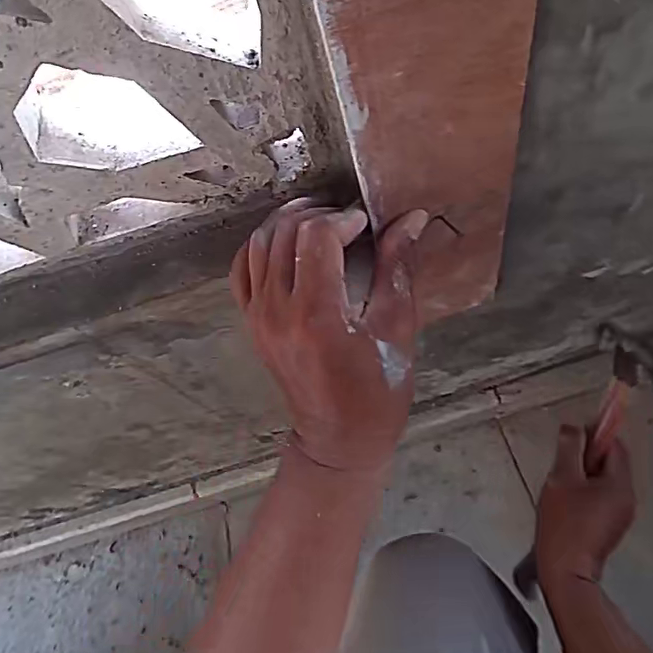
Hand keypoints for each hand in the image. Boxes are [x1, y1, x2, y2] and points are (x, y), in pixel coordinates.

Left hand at [231, 198, 429, 473]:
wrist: (338, 437)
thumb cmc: (378, 391)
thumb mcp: (397, 328)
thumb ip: (397, 267)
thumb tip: (410, 219)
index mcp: (317, 314)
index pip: (316, 236)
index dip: (344, 217)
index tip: (367, 224)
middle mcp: (278, 311)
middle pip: (285, 232)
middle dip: (319, 215)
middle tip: (348, 222)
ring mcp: (258, 316)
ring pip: (258, 243)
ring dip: (289, 223)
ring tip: (321, 224)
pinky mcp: (250, 322)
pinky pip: (242, 268)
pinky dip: (261, 246)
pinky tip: (287, 244)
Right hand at [535, 421, 640, 584]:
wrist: (565, 569)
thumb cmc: (564, 524)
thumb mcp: (561, 477)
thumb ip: (569, 447)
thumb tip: (573, 428)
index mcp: (620, 485)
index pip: (615, 446)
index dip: (596, 434)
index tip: (575, 434)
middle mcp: (627, 499)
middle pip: (610, 462)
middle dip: (586, 457)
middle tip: (563, 464)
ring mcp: (620, 514)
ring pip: (603, 480)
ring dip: (583, 475)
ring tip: (562, 486)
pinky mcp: (610, 525)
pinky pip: (600, 496)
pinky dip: (585, 491)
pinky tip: (566, 502)